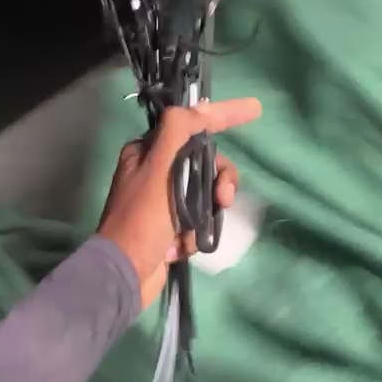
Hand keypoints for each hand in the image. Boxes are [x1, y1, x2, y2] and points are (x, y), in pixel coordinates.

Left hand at [98, 97, 262, 308]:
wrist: (126, 274)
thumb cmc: (141, 220)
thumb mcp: (159, 169)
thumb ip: (178, 132)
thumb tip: (200, 107)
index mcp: (147, 153)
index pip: (190, 125)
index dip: (223, 116)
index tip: (255, 110)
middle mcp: (155, 174)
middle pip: (203, 164)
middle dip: (218, 181)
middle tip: (224, 199)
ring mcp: (163, 203)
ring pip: (205, 195)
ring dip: (206, 213)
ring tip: (196, 232)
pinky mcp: (170, 230)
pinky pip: (197, 222)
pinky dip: (195, 234)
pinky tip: (181, 246)